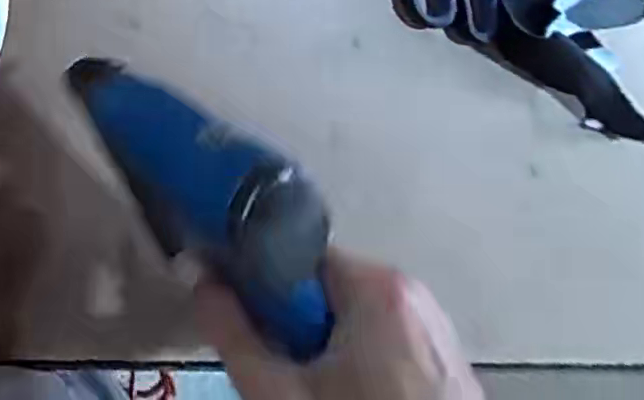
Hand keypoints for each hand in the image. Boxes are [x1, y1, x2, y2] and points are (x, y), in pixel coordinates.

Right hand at [195, 249, 482, 399]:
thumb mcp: (282, 396)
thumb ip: (232, 329)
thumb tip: (195, 271)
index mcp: (375, 284)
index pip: (291, 257)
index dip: (263, 291)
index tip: (253, 327)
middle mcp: (410, 292)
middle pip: (320, 287)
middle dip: (295, 325)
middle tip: (289, 376)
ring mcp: (435, 328)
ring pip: (348, 316)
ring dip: (324, 348)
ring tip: (320, 394)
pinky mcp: (448, 361)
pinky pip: (382, 340)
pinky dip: (359, 364)